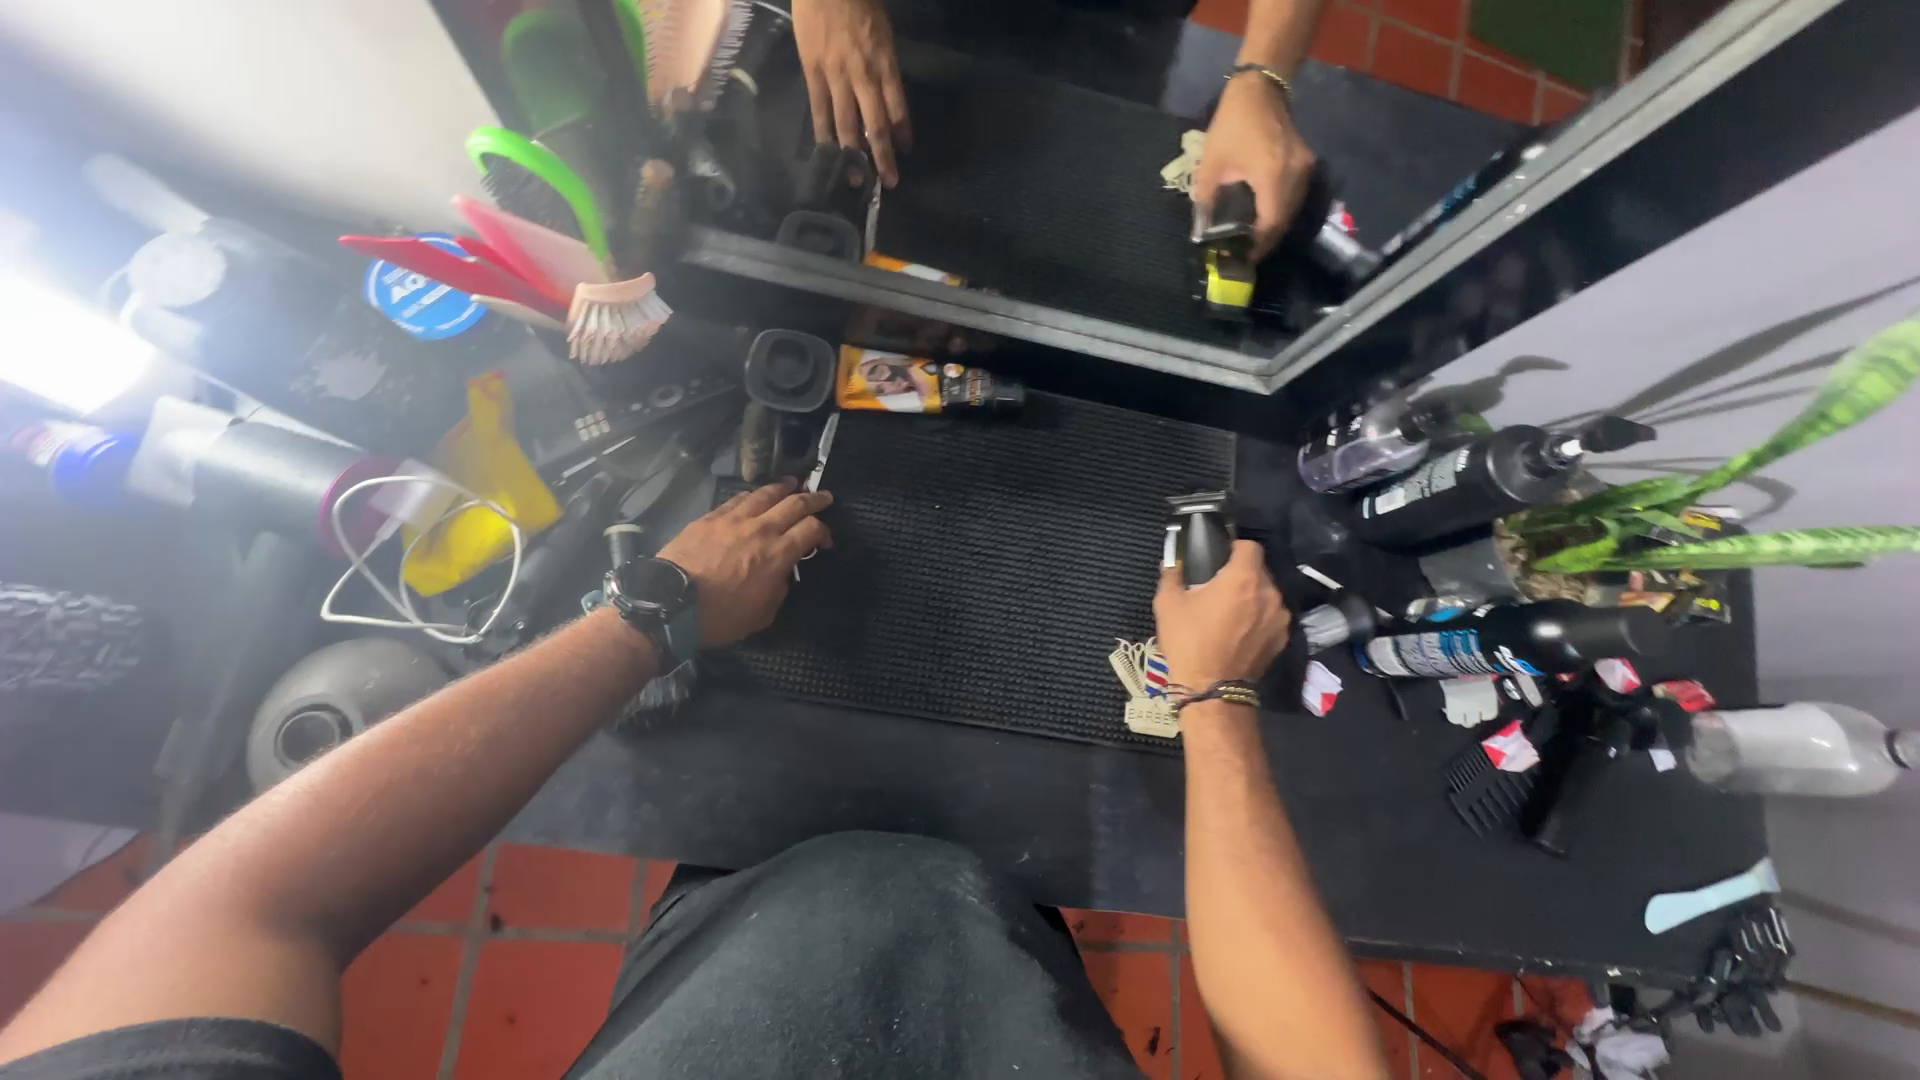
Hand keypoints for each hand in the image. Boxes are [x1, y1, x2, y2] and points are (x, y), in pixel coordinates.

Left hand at [656, 478, 833, 645]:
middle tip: (824, 497)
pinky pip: (738, 499)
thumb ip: (779, 588)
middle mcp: (761, 529)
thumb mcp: (763, 614)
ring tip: (793, 484)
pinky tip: (756, 495)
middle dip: (814, 499)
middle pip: (795, 503)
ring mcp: (734, 519)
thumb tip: (781, 573)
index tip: (826, 541)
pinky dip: (754, 495)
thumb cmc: (721, 617)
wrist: (671, 605)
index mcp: (778, 554)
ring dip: (785, 487)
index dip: (825, 531)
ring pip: (766, 493)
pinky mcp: (710, 517)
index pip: (812, 529)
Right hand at [794, 0, 911, 187]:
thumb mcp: (883, 32)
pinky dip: (824, 134)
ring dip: (853, 156)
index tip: (905, 153)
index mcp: (885, 63)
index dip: (902, 134)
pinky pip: (819, 109)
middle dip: (883, 157)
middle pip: (877, 126)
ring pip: (847, 124)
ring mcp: (837, 76)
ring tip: (856, 180)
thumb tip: (885, 97)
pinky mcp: (813, 72)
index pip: (898, 108)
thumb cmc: (859, 0)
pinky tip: (827, 152)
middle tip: (888, 183)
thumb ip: (885, 65)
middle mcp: (864, 75)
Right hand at [1153, 540, 1290, 690]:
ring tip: (1231, 612)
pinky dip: (1259, 618)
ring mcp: (1280, 617)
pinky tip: (1241, 631)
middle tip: (1219, 588)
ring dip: (1252, 597)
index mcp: (1243, 578)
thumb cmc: (1189, 642)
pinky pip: (1272, 617)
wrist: (1211, 689)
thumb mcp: (1168, 604)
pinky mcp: (1283, 638)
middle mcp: (1269, 593)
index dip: (1234, 547)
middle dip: (1242, 574)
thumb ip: (1172, 574)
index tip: (1220, 558)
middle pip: (1260, 570)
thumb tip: (1172, 561)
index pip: (1249, 546)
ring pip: (1267, 594)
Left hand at [1194, 72, 1316, 259]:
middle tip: (1244, 254)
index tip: (1241, 258)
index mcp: (1273, 176)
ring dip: (1274, 228)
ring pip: (1292, 210)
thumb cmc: (1232, 124)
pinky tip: (1263, 219)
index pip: (1270, 224)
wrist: (1260, 88)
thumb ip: (1206, 202)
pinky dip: (1281, 212)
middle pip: (1284, 221)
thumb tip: (1201, 233)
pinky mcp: (1306, 163)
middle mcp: (1295, 174)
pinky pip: (1295, 197)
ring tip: (1252, 241)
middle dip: (1265, 241)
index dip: (1257, 246)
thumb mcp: (1211, 166)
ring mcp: (1305, 167)